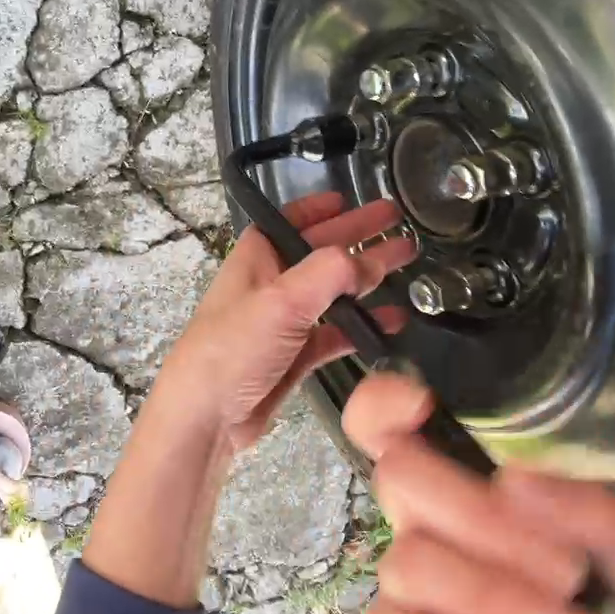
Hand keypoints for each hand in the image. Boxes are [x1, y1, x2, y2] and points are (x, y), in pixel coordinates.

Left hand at [151, 192, 417, 450]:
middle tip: (400, 227)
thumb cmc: (232, 347)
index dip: (319, 208)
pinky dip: (362, 326)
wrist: (208, 415)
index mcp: (256, 257)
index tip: (349, 198)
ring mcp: (282, 320)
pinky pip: (335, 333)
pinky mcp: (294, 355)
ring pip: (332, 292)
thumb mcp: (280, 301)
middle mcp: (269, 283)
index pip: (290, 221)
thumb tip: (363, 260)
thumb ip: (326, 274)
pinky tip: (393, 321)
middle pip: (320, 252)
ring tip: (406, 264)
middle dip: (358, 237)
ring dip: (367, 279)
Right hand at [345, 374, 614, 613]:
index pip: (384, 426)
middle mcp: (419, 521)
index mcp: (459, 485)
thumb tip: (513, 478)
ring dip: (498, 601)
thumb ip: (589, 516)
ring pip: (413, 561)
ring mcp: (402, 581)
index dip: (381, 402)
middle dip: (480, 517)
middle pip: (399, 476)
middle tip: (568, 573)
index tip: (421, 402)